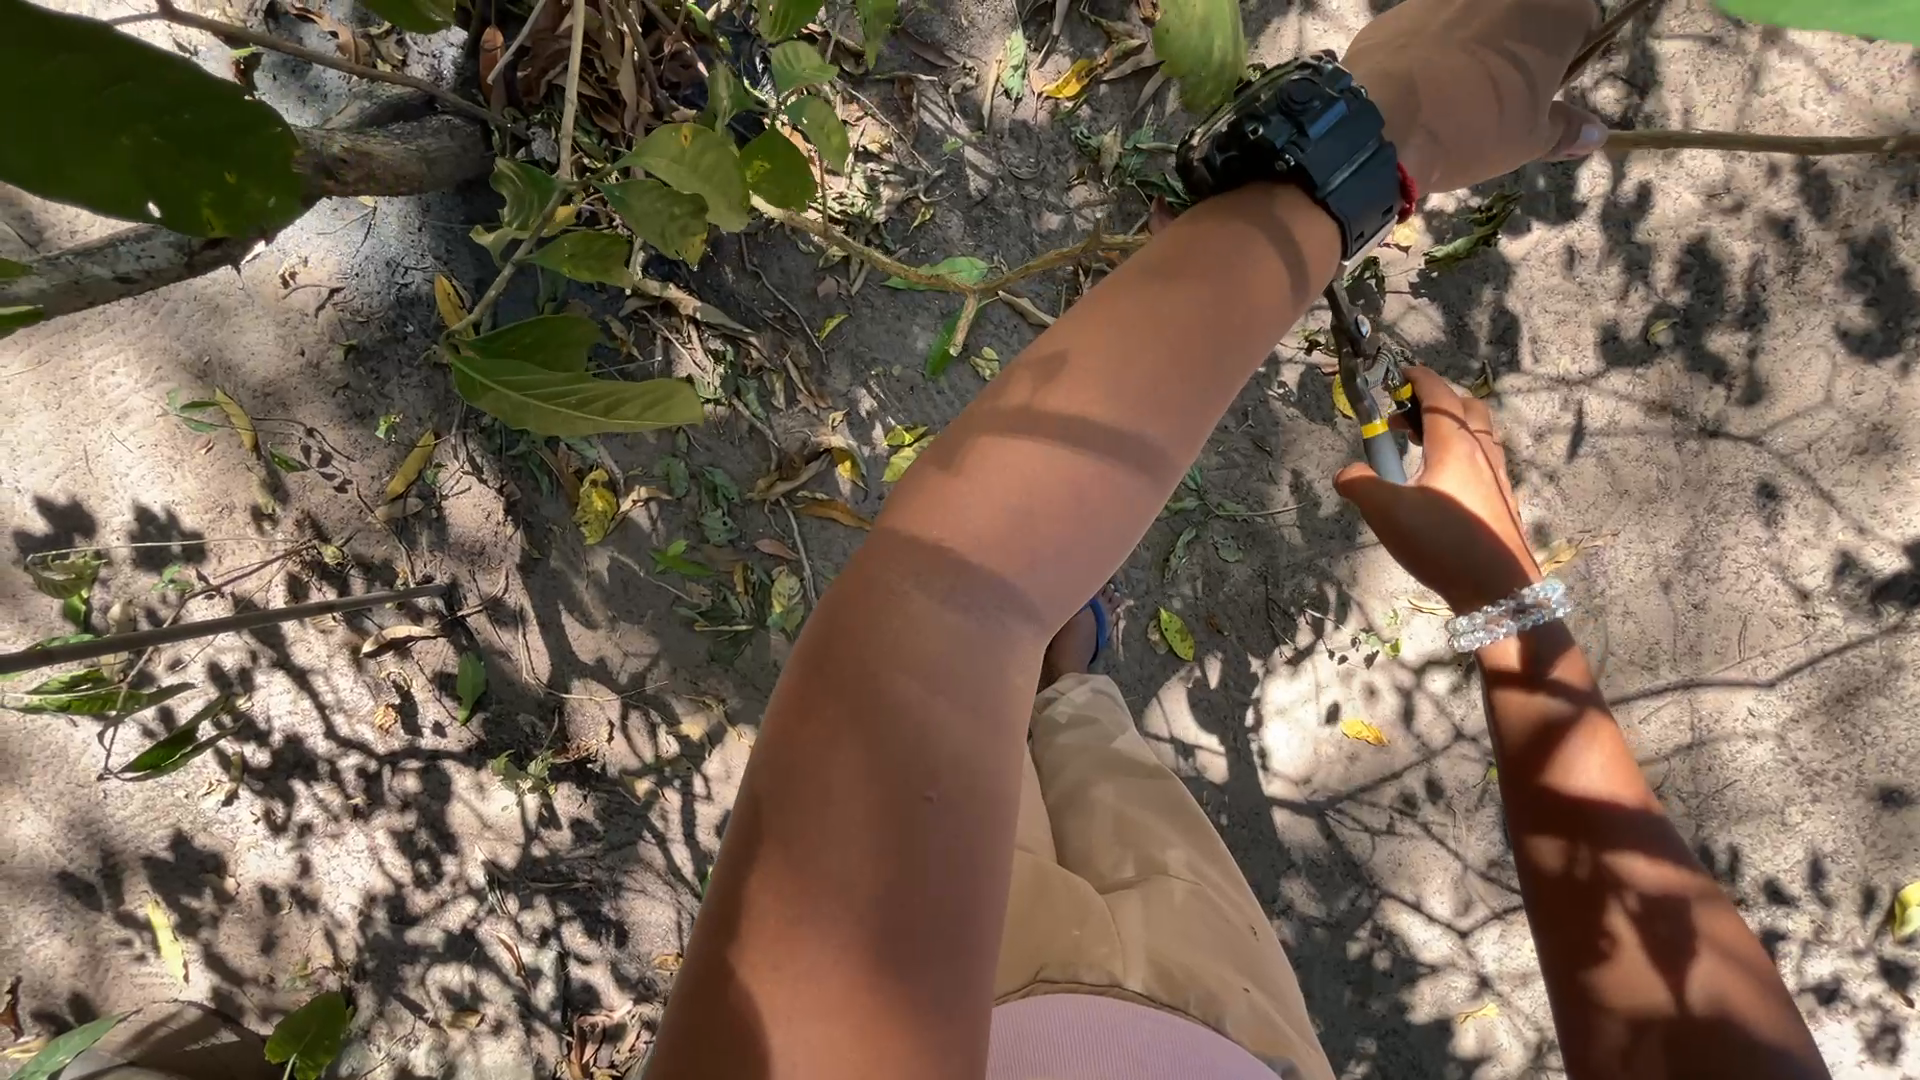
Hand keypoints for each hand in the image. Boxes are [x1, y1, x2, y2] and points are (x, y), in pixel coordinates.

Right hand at [1334, 367, 1540, 612]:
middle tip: (1401, 416)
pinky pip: (1480, 457)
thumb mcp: (1385, 511)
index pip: (1439, 396)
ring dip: (1447, 426)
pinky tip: (1434, 479)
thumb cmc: (1442, 542)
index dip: (1419, 379)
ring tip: (1414, 445)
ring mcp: (1496, 477)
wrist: (1497, 590)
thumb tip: (1347, 473)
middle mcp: (1481, 453)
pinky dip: (1457, 450)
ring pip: (1477, 432)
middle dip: (1433, 401)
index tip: (1400, 373)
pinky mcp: (1499, 499)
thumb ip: (1359, 484)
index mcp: (1455, 445)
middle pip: (1466, 408)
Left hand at [1342, 0, 1604, 192]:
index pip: (1579, 28)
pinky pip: (1418, 33)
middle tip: (1483, 102)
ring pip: (1467, 23)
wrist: (1380, 123)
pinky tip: (1404, 91)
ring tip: (1439, 99)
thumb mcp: (1525, 142)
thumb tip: (1593, 134)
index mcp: (1560, 9)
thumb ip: (1563, 130)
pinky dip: (1417, 56)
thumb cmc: (1468, 130)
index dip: (1556, 67)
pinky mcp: (1397, 11)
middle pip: (1521, 19)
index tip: (1531, 100)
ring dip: (1462, 51)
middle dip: (1509, 53)